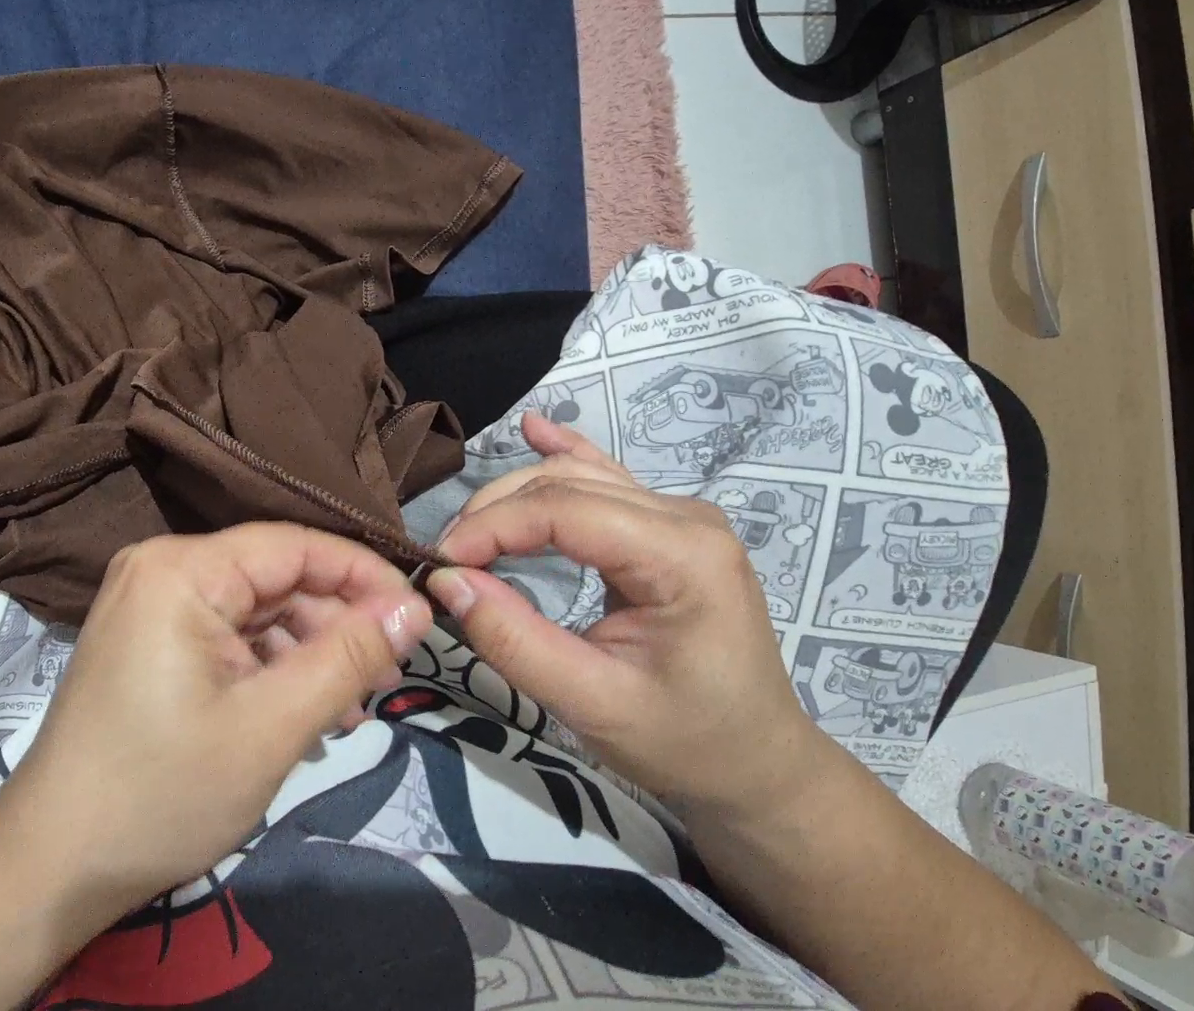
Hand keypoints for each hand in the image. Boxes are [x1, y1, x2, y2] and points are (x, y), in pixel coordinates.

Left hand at [0, 523, 430, 913]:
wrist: (55, 864)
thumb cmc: (164, 792)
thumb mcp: (272, 725)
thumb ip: (349, 656)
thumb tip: (415, 606)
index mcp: (181, 569)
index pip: (295, 545)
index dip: (363, 576)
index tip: (418, 620)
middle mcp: (162, 571)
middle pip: (277, 577)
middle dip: (337, 625)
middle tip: (385, 683)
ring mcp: (150, 607)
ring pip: (258, 612)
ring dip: (309, 655)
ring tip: (348, 714)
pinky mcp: (150, 644)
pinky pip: (229, 638)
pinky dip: (272, 671)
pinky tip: (303, 716)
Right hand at [425, 413, 831, 822]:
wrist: (756, 765)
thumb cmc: (682, 741)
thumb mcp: (591, 702)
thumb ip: (514, 639)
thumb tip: (446, 581)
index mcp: (682, 555)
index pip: (562, 509)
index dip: (490, 527)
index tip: (438, 563)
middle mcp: (685, 517)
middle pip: (565, 484)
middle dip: (493, 514)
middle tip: (444, 563)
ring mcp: (681, 517)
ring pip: (576, 478)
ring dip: (512, 500)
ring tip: (464, 537)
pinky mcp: (668, 529)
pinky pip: (604, 480)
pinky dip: (562, 457)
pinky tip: (533, 428)